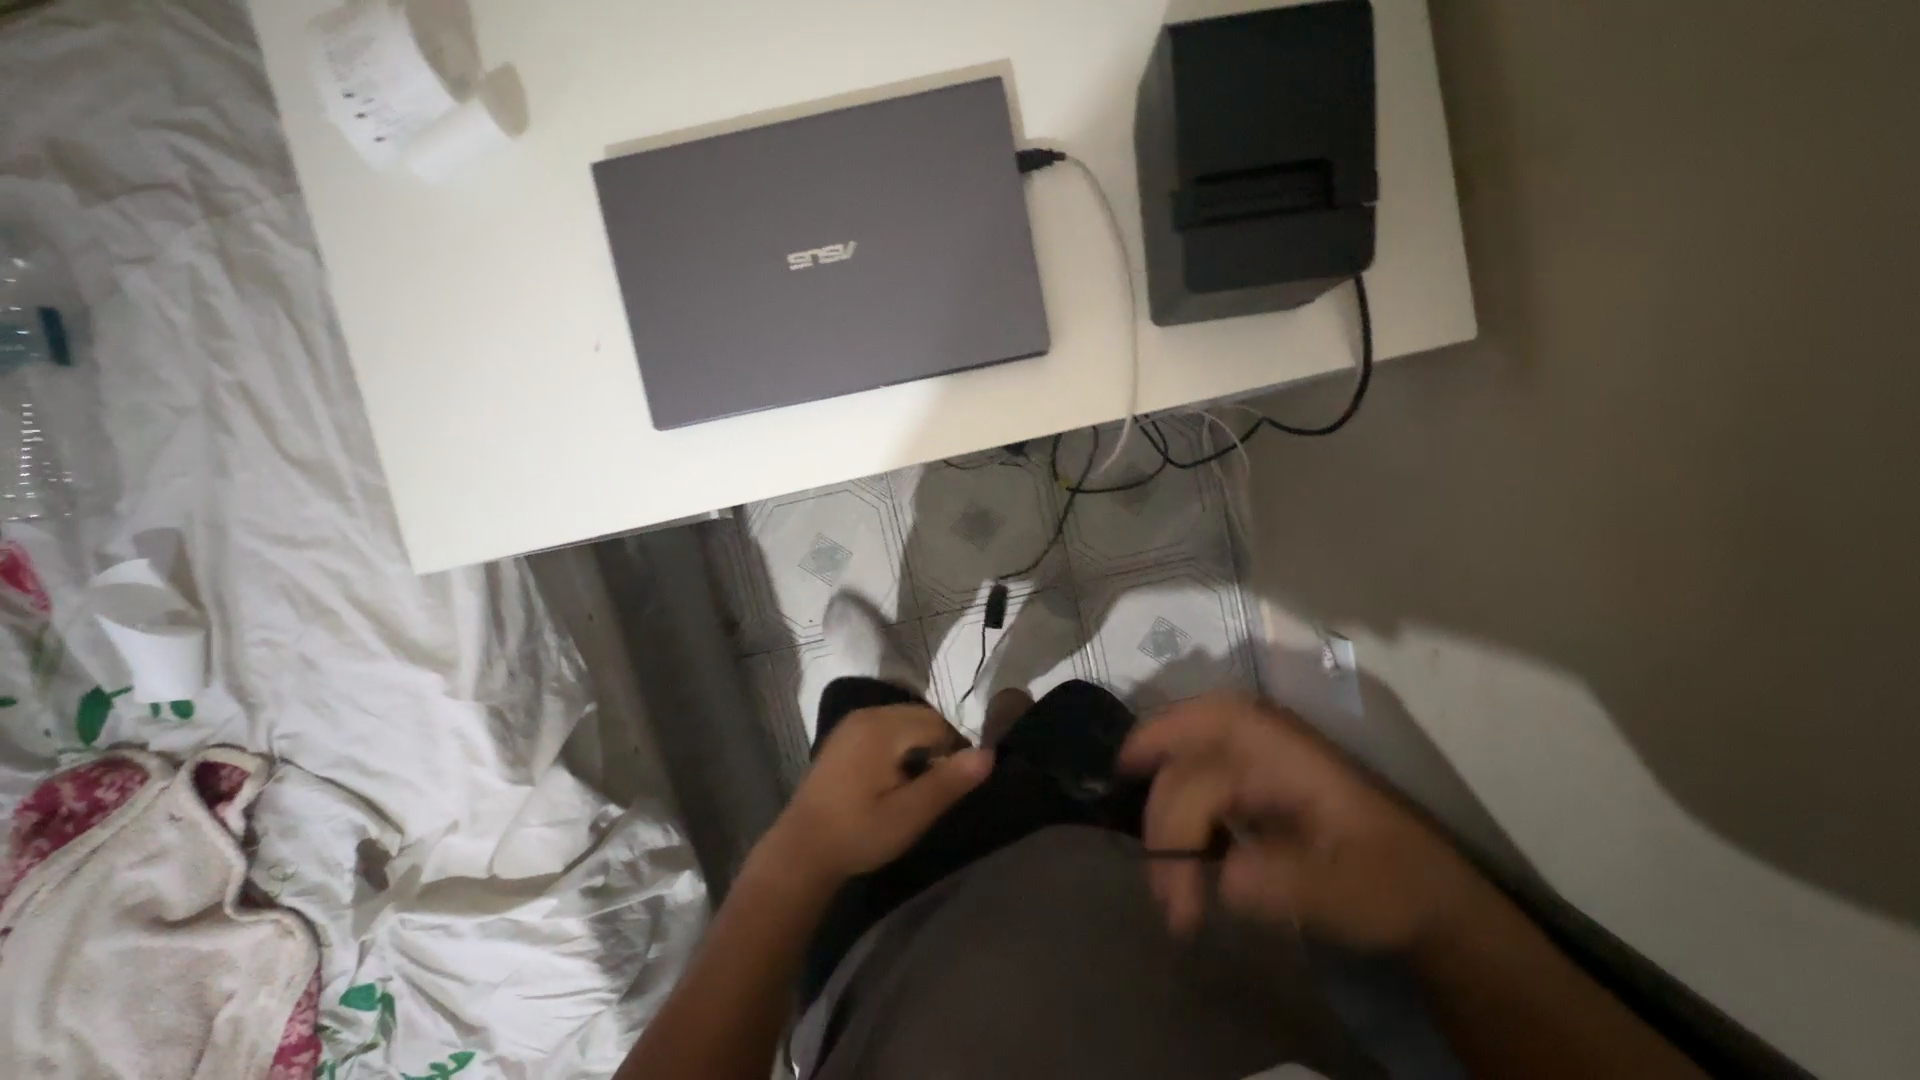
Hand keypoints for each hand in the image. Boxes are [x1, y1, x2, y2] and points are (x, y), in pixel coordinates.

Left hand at [762, 704, 991, 885]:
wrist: (801, 852)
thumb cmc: (858, 833)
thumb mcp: (910, 814)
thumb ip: (949, 781)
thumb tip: (988, 754)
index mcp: (882, 728)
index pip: (938, 723)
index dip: (955, 750)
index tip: (954, 786)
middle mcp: (867, 716)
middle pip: (921, 718)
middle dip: (937, 747)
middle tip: (937, 790)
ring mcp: (851, 725)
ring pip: (904, 724)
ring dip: (919, 748)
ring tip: (918, 789)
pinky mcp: (843, 739)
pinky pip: (885, 732)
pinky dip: (899, 749)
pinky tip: (894, 783)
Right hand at [1120, 694, 1485, 951]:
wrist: (1425, 897)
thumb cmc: (1393, 886)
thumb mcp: (1350, 893)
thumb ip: (1286, 883)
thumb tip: (1221, 875)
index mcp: (1290, 758)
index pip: (1212, 768)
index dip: (1174, 796)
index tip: (1149, 838)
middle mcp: (1264, 748)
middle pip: (1187, 758)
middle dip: (1162, 818)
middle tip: (1165, 895)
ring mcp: (1256, 767)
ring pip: (1184, 768)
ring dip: (1164, 820)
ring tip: (1170, 894)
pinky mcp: (1251, 793)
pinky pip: (1196, 787)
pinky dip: (1177, 818)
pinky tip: (1179, 862)